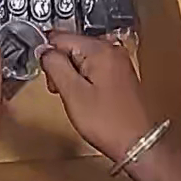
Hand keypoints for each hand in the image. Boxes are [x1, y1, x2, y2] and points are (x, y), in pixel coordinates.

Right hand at [40, 32, 156, 161]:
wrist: (138, 143)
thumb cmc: (107, 122)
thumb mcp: (73, 93)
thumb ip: (55, 65)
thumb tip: (43, 49)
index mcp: (100, 49)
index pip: (61, 37)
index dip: (48, 56)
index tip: (49, 77)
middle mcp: (111, 49)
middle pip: (72, 46)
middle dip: (61, 66)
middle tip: (62, 91)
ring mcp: (118, 61)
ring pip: (82, 58)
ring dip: (72, 75)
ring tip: (75, 98)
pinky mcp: (120, 73)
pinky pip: (94, 67)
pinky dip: (85, 80)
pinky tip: (86, 98)